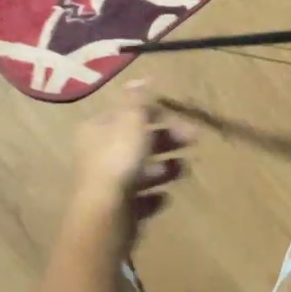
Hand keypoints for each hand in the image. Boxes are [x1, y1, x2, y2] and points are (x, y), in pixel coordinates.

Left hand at [70, 81, 193, 222]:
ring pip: (141, 170)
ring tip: (183, 170)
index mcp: (97, 129)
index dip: (156, 114)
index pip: (128, 114)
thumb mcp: (131, 119)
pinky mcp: (117, 208)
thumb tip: (140, 77)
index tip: (182, 118)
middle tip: (193, 140)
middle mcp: (97, 154)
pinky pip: (141, 198)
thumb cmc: (119, 159)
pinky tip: (164, 196)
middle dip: (166, 140)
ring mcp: (106, 183)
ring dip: (164, 168)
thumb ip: (138, 99)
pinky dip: (154, 195)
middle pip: (138, 141)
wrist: (105, 214)